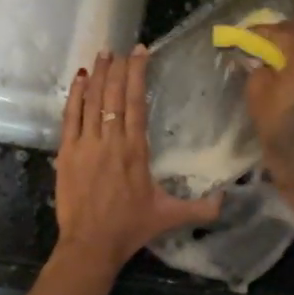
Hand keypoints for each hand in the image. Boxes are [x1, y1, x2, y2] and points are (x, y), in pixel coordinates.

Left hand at [54, 46, 222, 269]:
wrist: (90, 244)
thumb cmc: (130, 228)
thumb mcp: (169, 216)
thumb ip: (200, 207)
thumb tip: (227, 201)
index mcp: (135, 150)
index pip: (136, 102)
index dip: (137, 74)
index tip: (140, 52)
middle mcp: (110, 141)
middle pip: (113, 95)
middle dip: (117, 68)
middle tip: (120, 49)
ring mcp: (85, 145)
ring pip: (91, 101)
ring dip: (96, 76)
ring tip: (101, 55)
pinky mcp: (66, 153)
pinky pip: (70, 117)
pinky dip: (75, 96)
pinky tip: (79, 81)